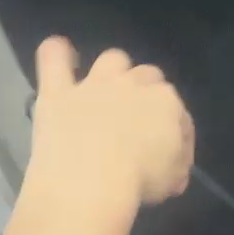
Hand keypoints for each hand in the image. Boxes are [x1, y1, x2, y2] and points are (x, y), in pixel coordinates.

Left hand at [25, 37, 194, 212]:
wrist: (90, 182)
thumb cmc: (140, 182)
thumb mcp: (176, 177)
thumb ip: (179, 157)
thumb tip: (174, 154)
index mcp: (168, 104)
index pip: (179, 109)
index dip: (175, 127)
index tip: (169, 147)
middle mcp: (135, 84)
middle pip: (149, 75)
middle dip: (148, 91)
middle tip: (139, 117)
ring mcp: (95, 84)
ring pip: (113, 58)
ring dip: (115, 70)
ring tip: (109, 89)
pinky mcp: (59, 91)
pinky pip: (55, 58)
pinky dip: (58, 52)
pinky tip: (60, 52)